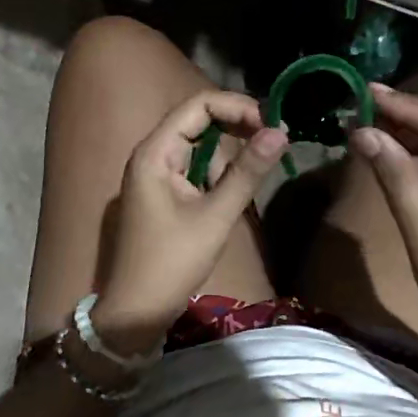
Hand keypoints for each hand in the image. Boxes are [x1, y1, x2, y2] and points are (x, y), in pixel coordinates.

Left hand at [94, 91, 286, 357]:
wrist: (136, 310)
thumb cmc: (172, 262)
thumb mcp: (216, 215)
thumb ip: (247, 172)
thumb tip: (281, 131)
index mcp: (155, 153)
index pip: (198, 106)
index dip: (237, 107)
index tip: (272, 124)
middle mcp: (152, 155)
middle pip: (198, 121)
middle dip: (237, 127)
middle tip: (274, 141)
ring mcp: (156, 175)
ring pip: (199, 147)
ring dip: (228, 155)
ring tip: (252, 176)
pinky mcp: (163, 194)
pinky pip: (194, 169)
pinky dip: (217, 175)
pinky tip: (232, 194)